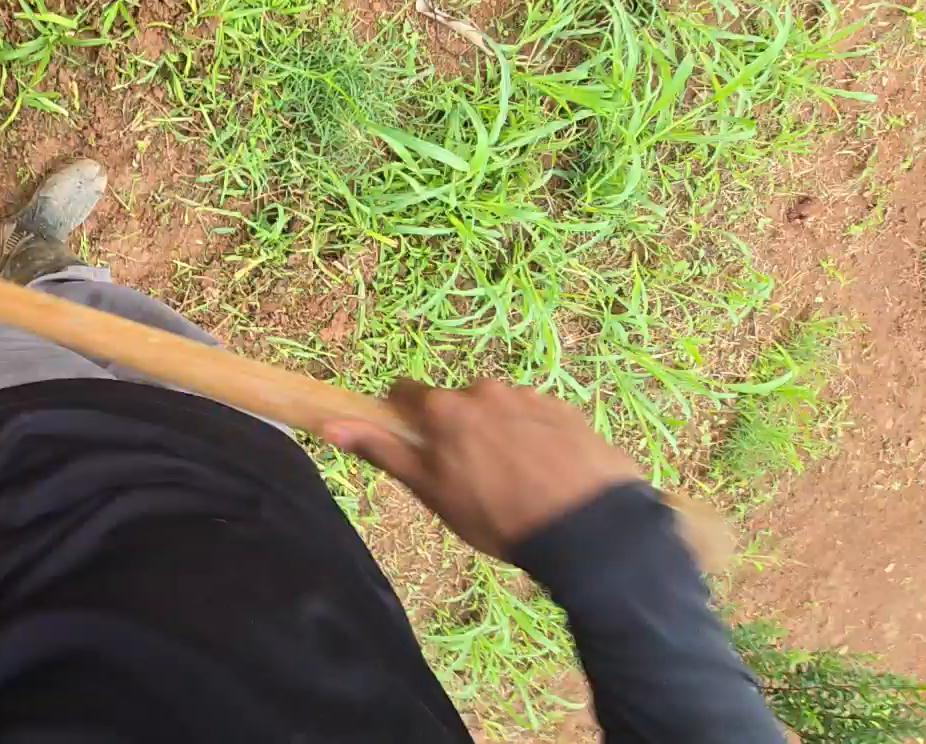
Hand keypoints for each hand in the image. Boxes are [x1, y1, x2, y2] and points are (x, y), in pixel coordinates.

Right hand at [323, 378, 641, 560]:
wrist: (596, 535)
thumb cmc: (498, 515)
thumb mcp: (431, 490)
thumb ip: (381, 450)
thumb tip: (329, 425)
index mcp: (444, 407)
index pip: (405, 392)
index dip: (407, 418)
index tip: (421, 446)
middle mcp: (482, 389)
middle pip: (455, 402)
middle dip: (457, 428)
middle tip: (475, 473)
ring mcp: (528, 397)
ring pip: (497, 408)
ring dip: (497, 430)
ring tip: (519, 478)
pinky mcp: (567, 410)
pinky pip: (537, 415)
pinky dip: (535, 436)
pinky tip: (549, 472)